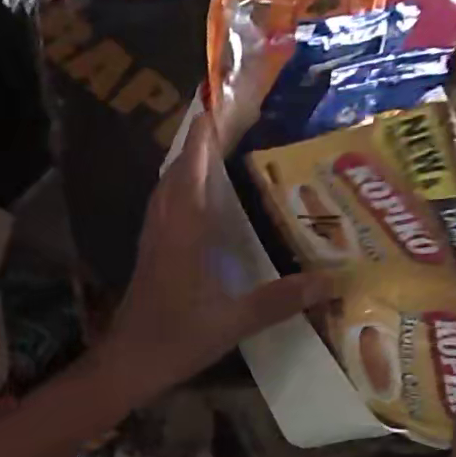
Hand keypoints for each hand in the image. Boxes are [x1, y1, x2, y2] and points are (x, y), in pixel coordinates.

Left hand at [100, 115, 335, 401]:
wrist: (124, 363)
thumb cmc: (173, 341)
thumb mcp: (231, 324)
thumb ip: (278, 301)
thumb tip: (331, 282)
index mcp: (183, 230)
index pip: (194, 164)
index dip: (208, 127)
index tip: (227, 93)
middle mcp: (165, 224)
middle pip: (181, 165)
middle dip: (206, 134)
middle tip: (239, 111)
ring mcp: (153, 237)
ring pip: (170, 183)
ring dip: (193, 158)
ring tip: (224, 142)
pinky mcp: (151, 251)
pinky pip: (167, 203)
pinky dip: (186, 184)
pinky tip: (204, 194)